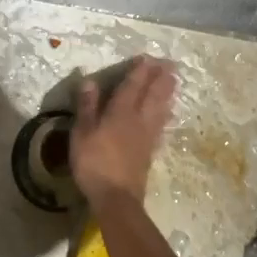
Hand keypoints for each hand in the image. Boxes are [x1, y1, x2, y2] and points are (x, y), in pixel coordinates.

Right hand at [70, 56, 178, 204]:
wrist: (116, 198)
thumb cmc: (94, 163)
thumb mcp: (82, 133)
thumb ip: (87, 106)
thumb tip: (90, 81)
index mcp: (120, 113)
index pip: (132, 86)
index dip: (140, 71)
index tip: (148, 57)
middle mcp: (138, 120)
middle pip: (152, 95)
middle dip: (161, 79)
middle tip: (171, 65)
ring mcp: (147, 137)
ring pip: (160, 109)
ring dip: (167, 94)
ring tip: (175, 82)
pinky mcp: (150, 152)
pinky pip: (161, 126)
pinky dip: (166, 115)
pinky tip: (168, 114)